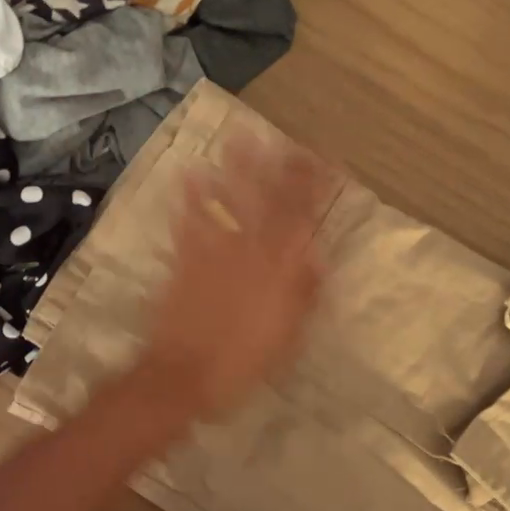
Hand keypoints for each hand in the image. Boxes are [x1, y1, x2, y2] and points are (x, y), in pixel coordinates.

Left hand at [136, 131, 324, 416]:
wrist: (184, 375)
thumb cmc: (243, 364)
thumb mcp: (287, 335)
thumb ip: (303, 293)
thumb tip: (316, 258)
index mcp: (282, 269)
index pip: (304, 217)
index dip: (316, 185)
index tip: (327, 158)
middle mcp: (250, 251)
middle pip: (268, 200)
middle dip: (278, 165)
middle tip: (283, 136)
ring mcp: (213, 251)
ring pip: (228, 201)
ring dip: (235, 168)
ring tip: (240, 135)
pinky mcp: (182, 259)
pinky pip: (188, 220)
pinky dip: (190, 196)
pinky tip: (189, 172)